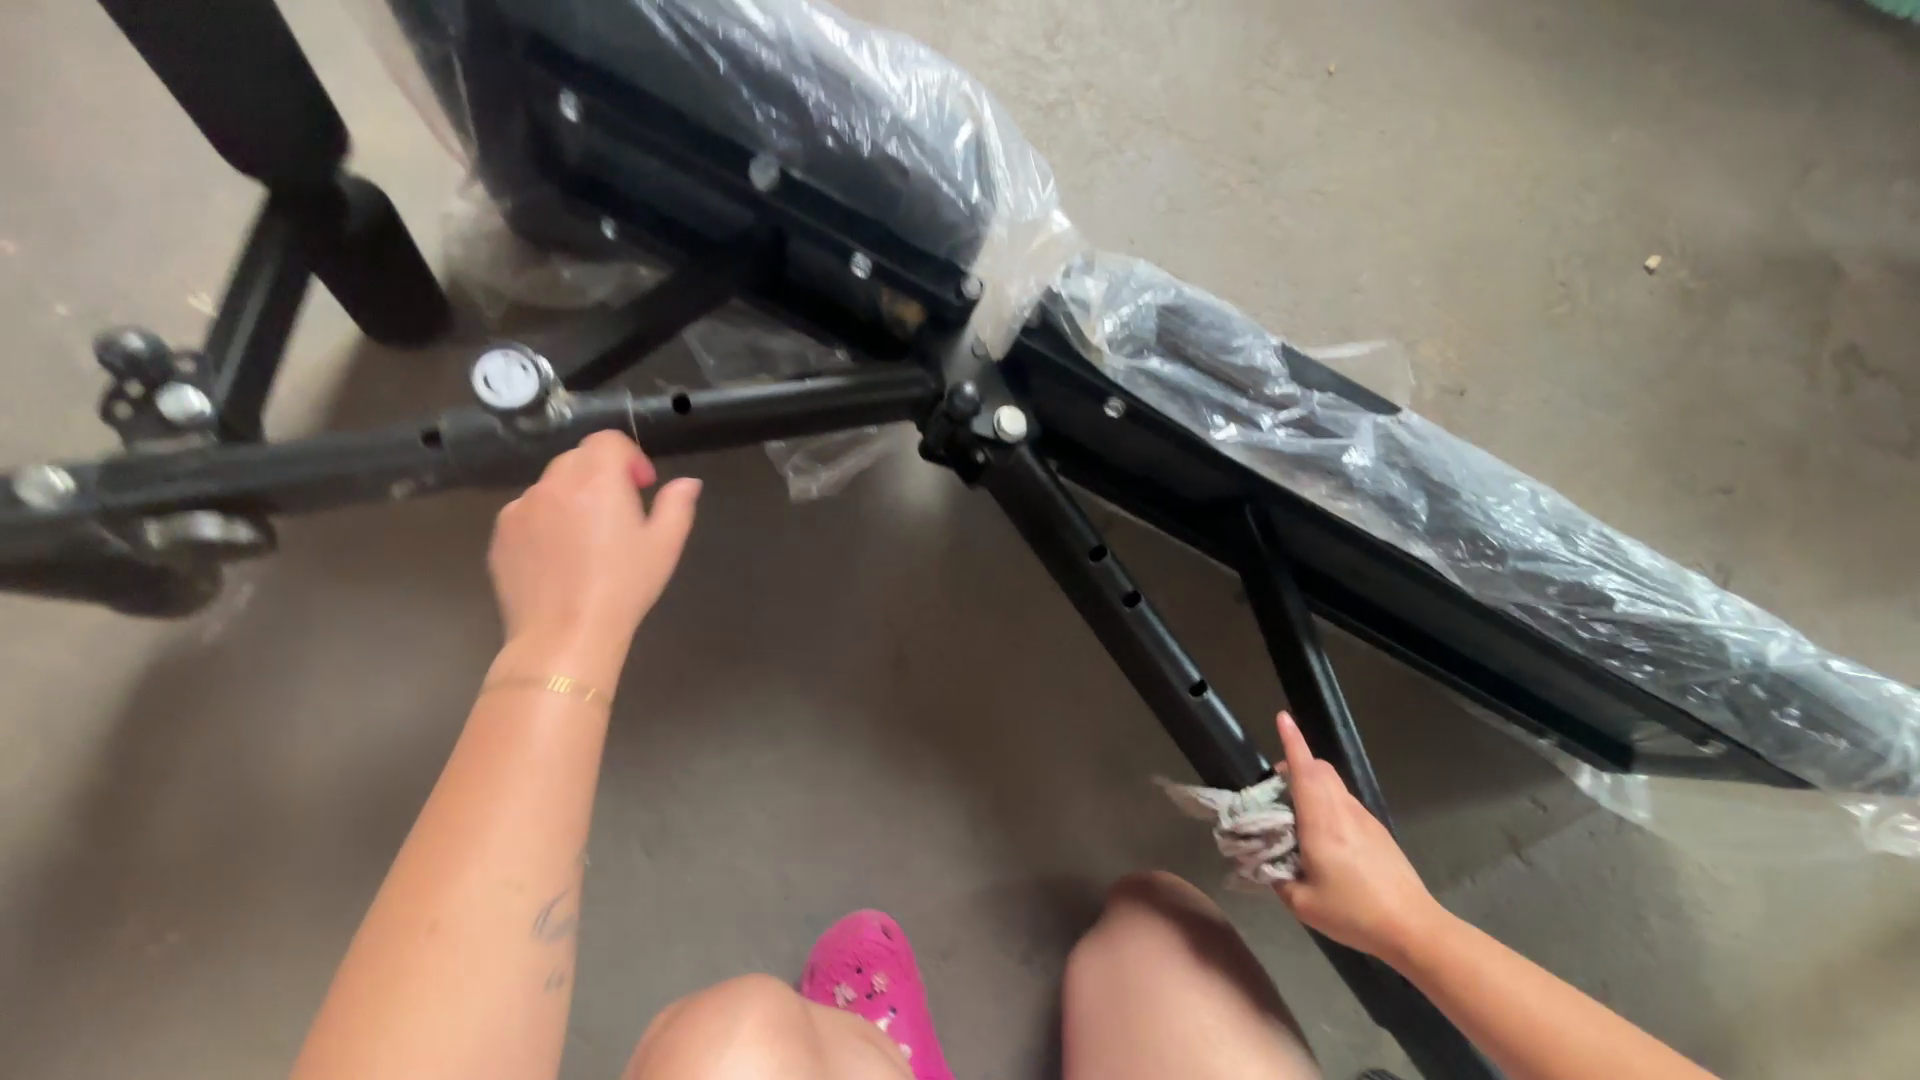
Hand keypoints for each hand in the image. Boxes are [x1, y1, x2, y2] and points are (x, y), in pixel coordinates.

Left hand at [487, 432, 699, 675]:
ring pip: (550, 486)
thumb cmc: (623, 588)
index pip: (607, 440)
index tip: (642, 486)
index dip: (630, 456)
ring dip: (572, 497)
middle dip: (602, 474)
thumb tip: (687, 483)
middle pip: (578, 458)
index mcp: (597, 480)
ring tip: (587, 539)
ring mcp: (520, 509)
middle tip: (620, 512)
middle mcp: (553, 484)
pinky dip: (545, 521)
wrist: (564, 635)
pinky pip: (527, 513)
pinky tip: (559, 558)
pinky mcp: (500, 535)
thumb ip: (677, 505)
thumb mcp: (664, 546)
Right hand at [1274, 711, 1446, 963]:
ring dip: (1311, 784)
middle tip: (1275, 789)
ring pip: (1333, 785)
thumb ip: (1277, 877)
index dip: (1293, 741)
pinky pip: (1345, 803)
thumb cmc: (1354, 913)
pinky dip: (1326, 802)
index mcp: (1322, 822)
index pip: (1305, 769)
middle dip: (1296, 764)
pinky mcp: (1377, 831)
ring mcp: (1364, 819)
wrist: (1413, 928)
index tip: (1283, 718)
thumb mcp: (1302, 903)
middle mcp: (1343, 811)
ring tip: (1296, 816)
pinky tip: (1322, 838)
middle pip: (1320, 769)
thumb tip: (1266, 863)